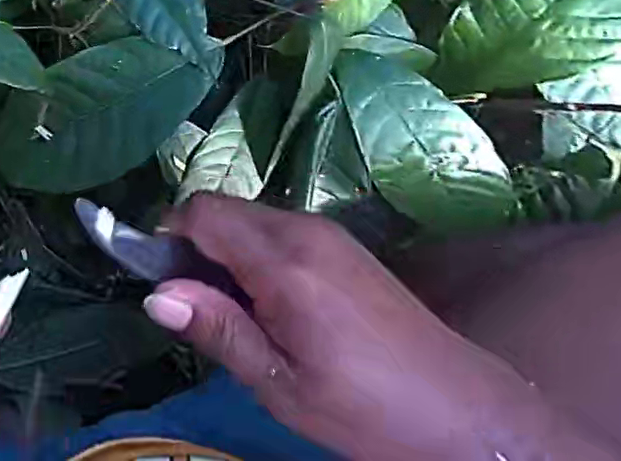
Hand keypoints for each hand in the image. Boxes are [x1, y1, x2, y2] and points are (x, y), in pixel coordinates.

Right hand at [144, 196, 620, 460]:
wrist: (464, 412)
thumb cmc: (367, 411)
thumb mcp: (283, 386)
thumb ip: (219, 330)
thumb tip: (155, 295)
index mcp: (283, 261)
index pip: (203, 211)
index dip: (170, 234)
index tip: (163, 279)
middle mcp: (301, 227)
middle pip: (222, 207)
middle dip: (194, 242)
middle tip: (198, 304)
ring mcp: (324, 228)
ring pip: (247, 214)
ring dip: (224, 247)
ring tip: (236, 310)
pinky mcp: (339, 238)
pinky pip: (275, 225)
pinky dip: (254, 248)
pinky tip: (272, 301)